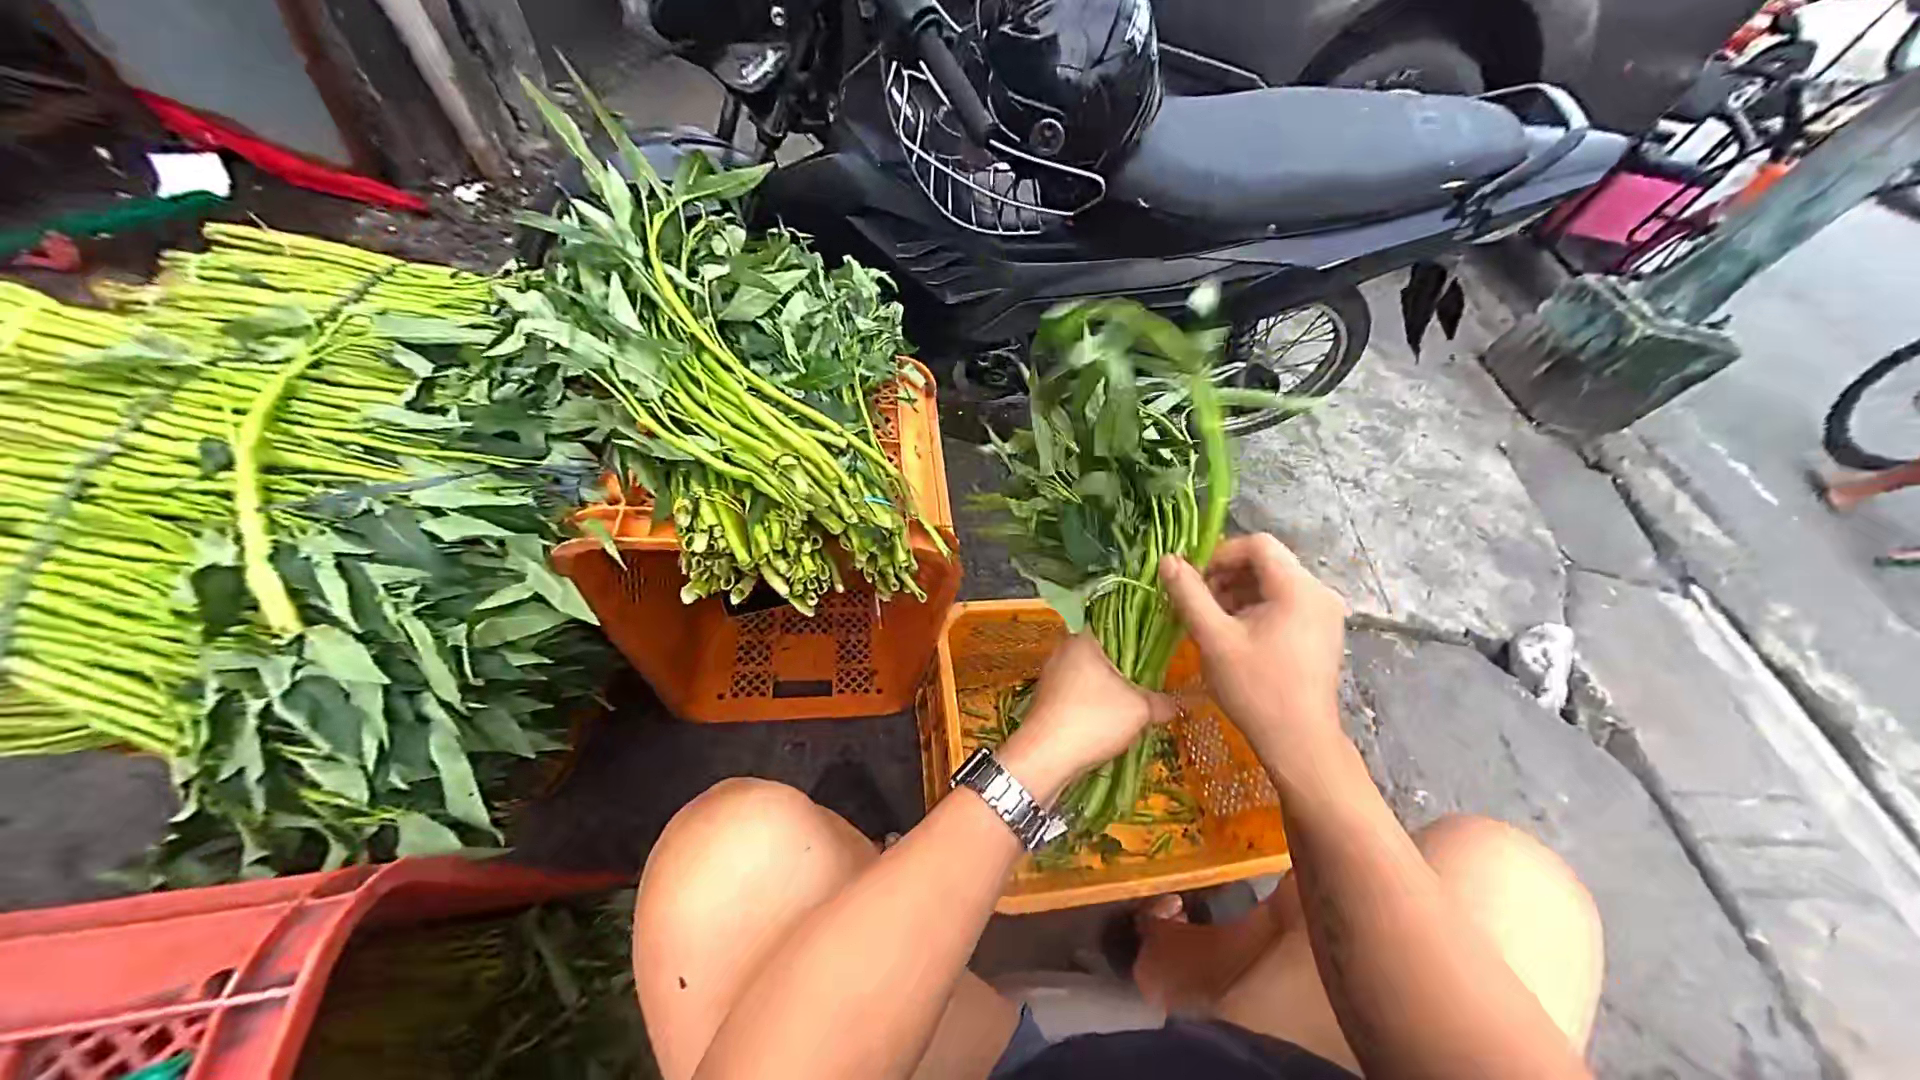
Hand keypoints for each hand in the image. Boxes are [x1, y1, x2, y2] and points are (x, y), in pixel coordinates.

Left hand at [998, 633, 1174, 803]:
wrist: (1045, 757)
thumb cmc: (1092, 720)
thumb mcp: (1139, 710)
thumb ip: (1161, 702)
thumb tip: (1177, 704)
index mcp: (1082, 640)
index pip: (1114, 625)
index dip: (1138, 638)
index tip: (1156, 652)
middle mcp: (1063, 651)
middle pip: (1102, 652)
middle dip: (1125, 668)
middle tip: (1149, 682)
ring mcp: (1051, 675)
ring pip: (1089, 675)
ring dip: (1109, 689)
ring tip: (1133, 704)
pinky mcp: (1046, 698)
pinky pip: (1077, 693)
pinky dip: (1093, 703)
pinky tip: (1109, 720)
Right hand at [1159, 534, 1347, 766]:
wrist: (1299, 741)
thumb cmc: (1256, 688)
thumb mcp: (1213, 638)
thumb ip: (1189, 594)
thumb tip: (1167, 560)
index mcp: (1298, 588)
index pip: (1257, 544)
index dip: (1220, 555)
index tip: (1196, 582)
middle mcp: (1319, 592)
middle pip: (1266, 563)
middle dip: (1227, 577)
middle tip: (1200, 605)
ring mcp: (1324, 613)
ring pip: (1273, 583)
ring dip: (1238, 593)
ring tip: (1214, 623)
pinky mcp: (1321, 631)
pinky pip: (1284, 603)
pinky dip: (1256, 608)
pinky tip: (1236, 635)